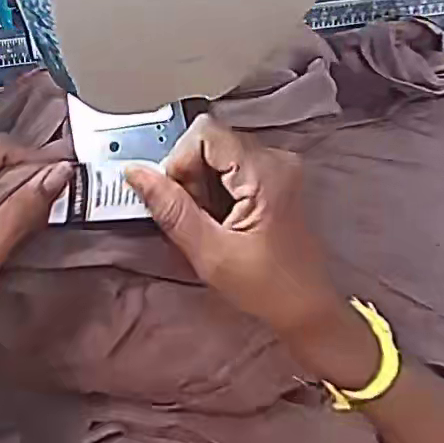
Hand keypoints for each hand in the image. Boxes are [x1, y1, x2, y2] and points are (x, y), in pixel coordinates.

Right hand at [123, 115, 346, 345]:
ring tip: (209, 222)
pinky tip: (222, 219)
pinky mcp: (275, 176)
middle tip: (194, 217)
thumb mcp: (210, 253)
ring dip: (200, 183)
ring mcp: (278, 166)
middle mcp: (276, 158)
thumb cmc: (267, 287)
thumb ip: (171, 209)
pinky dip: (215, 188)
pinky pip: (230, 165)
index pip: (204, 133)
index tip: (179, 199)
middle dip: (189, 175)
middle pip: (209, 140)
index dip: (180, 161)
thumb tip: (135, 173)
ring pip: (216, 152)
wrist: (308, 309)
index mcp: (266, 172)